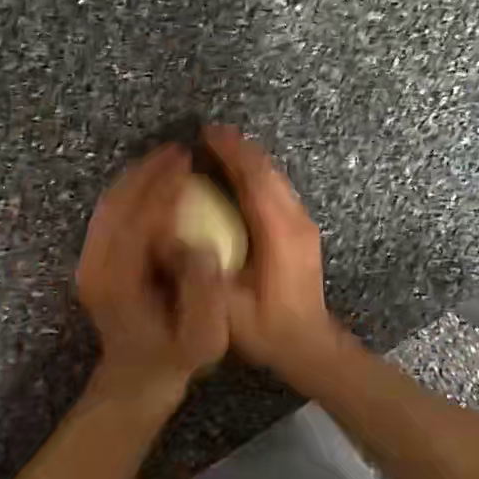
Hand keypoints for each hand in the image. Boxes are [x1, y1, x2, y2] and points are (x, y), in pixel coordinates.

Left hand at [76, 143, 229, 402]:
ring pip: (108, 205)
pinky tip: (149, 181)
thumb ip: (203, 294)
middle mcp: (96, 267)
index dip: (162, 189)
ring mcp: (88, 263)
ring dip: (135, 177)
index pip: (139, 221)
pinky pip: (107, 214)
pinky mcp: (92, 260)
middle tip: (177, 151)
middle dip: (147, 173)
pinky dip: (127, 191)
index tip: (185, 164)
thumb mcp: (203, 339)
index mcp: (119, 283)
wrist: (136, 375)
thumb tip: (199, 245)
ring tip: (165, 158)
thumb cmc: (174, 357)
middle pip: (117, 205)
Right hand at [202, 126, 349, 373]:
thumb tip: (170, 240)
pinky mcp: (303, 231)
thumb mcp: (227, 307)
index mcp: (279, 233)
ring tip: (221, 148)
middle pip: (267, 170)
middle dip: (239, 148)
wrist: (309, 344)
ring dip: (249, 160)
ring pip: (275, 178)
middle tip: (209, 134)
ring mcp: (304, 225)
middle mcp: (296, 221)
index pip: (255, 178)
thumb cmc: (267, 329)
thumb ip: (200, 272)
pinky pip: (279, 190)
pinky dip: (258, 176)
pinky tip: (239, 177)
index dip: (231, 152)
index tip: (206, 135)